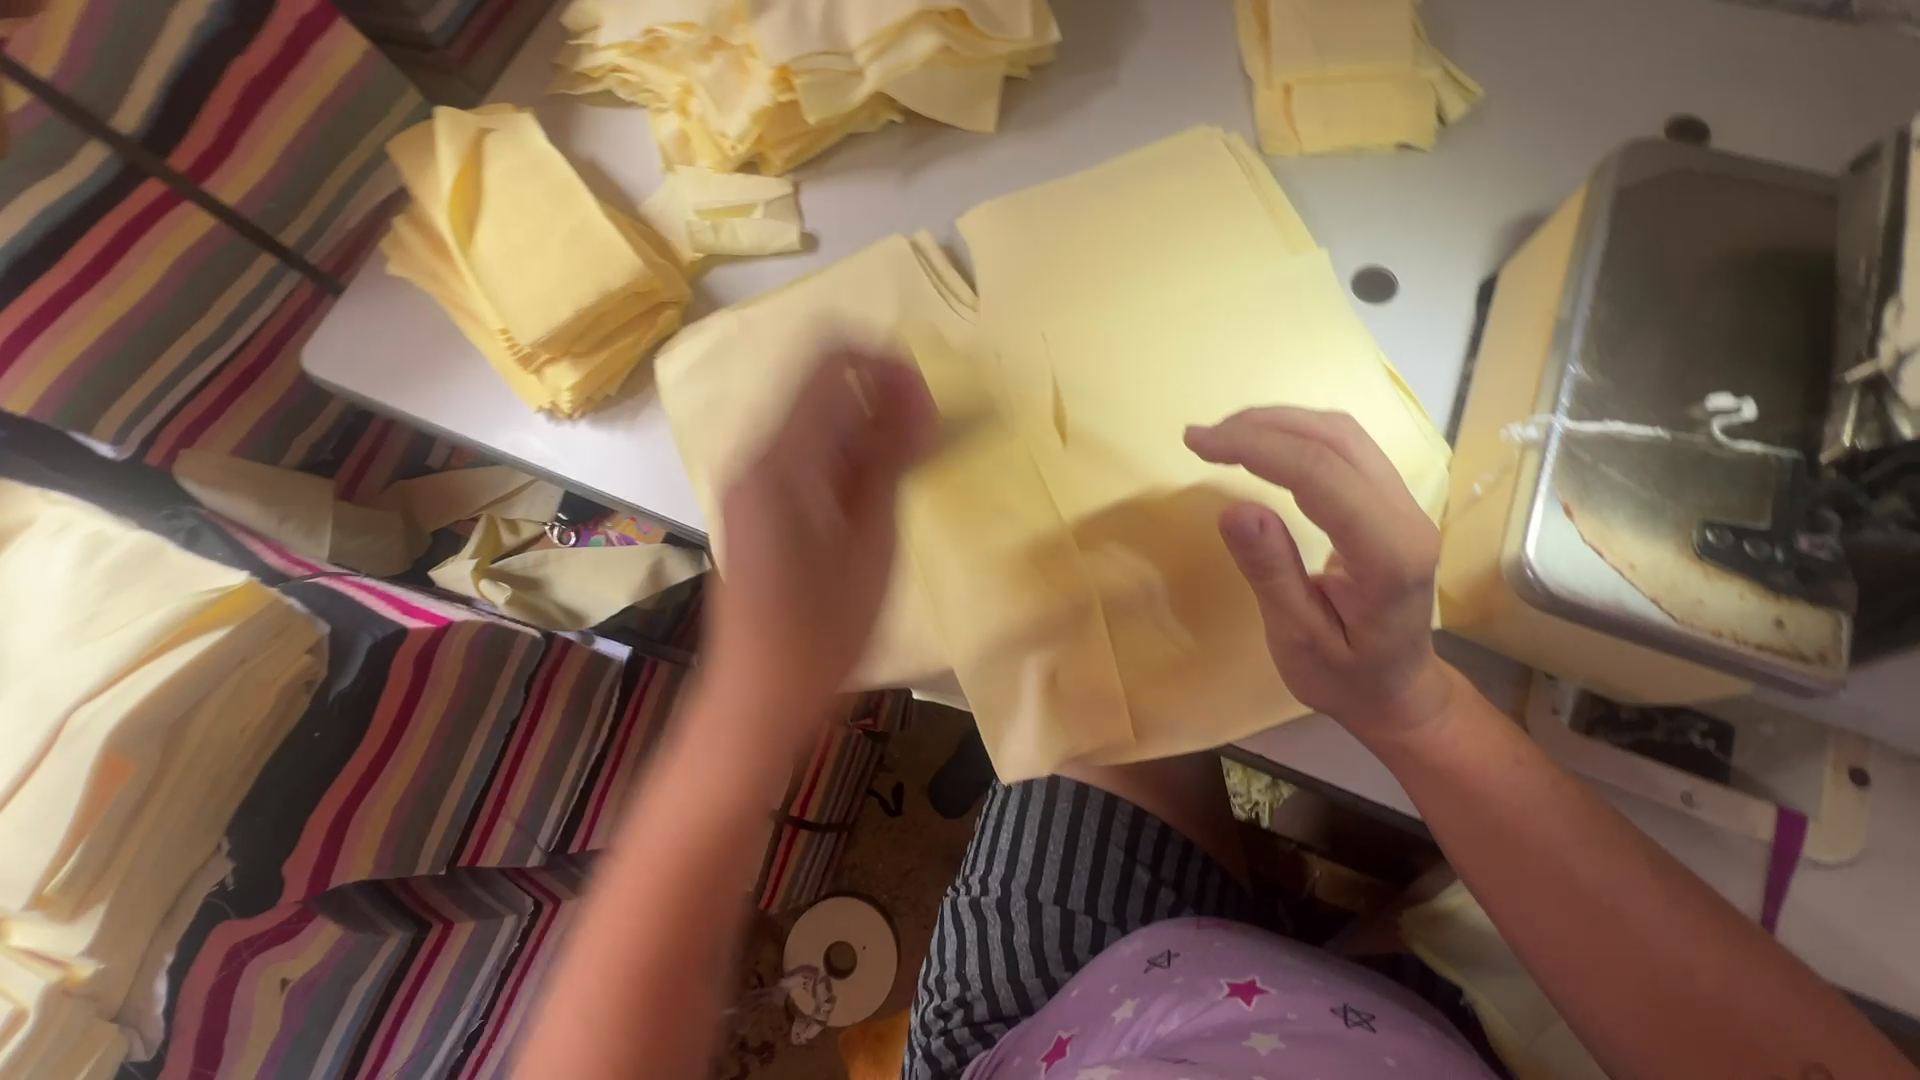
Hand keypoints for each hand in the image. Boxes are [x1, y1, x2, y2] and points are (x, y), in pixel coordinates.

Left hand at [703, 347, 935, 741]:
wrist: (758, 695)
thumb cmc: (821, 634)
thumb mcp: (870, 544)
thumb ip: (889, 461)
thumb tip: (917, 400)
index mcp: (780, 460)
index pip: (831, 361)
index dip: (888, 367)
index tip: (931, 405)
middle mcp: (755, 456)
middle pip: (822, 386)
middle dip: (882, 399)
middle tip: (929, 441)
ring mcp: (749, 480)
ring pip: (815, 419)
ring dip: (867, 428)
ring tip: (910, 469)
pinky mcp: (755, 504)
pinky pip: (804, 453)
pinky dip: (845, 455)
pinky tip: (875, 493)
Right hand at [1185, 407, 1455, 742]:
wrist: (1399, 691)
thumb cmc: (1346, 677)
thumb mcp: (1298, 639)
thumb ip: (1271, 573)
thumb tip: (1234, 508)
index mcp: (1388, 555)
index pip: (1321, 474)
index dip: (1256, 448)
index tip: (1198, 445)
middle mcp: (1406, 516)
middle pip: (1336, 439)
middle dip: (1262, 426)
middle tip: (1201, 438)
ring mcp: (1405, 505)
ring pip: (1344, 435)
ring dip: (1280, 424)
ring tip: (1223, 436)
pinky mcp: (1392, 502)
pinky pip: (1346, 449)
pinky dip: (1297, 436)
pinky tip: (1262, 445)